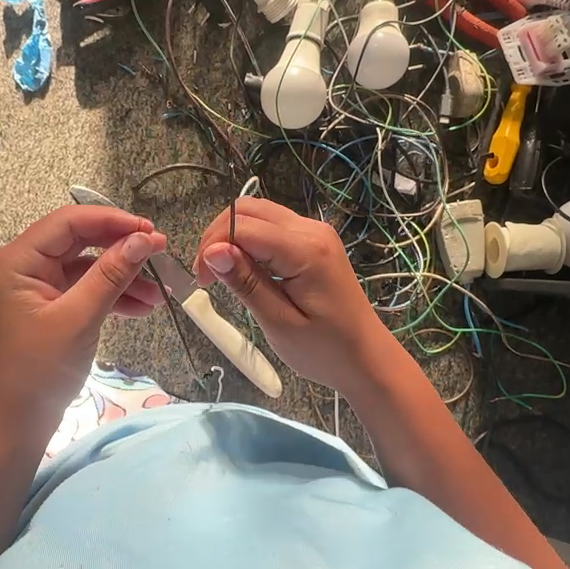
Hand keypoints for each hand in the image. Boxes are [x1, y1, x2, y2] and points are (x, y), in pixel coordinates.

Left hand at [0, 206, 167, 435]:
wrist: (17, 424)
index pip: (69, 222)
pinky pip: (86, 290)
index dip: (112, 221)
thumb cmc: (40, 370)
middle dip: (121, 249)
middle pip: (80, 241)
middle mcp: (24, 267)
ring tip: (159, 294)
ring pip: (87, 267)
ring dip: (123, 277)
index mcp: (18, 261)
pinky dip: (113, 296)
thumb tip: (145, 240)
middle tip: (161, 254)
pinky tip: (142, 308)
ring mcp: (37, 288)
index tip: (151, 231)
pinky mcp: (51, 309)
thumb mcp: (79, 319)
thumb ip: (112, 275)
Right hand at [194, 198, 398, 392]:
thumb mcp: (279, 324)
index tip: (203, 282)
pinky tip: (245, 270)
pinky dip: (250, 241)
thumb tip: (213, 252)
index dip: (213, 247)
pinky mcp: (315, 241)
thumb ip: (246, 283)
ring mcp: (316, 233)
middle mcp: (312, 230)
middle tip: (207, 276)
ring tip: (222, 274)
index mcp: (306, 250)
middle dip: (218, 236)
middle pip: (249, 209)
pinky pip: (272, 227)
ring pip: (259, 214)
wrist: (367, 359)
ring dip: (232, 237)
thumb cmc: (325, 351)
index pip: (243, 227)